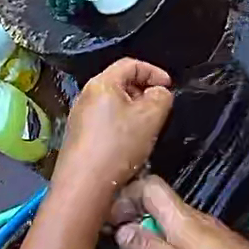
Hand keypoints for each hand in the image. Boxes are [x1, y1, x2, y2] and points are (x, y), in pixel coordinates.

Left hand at [52, 58, 173, 198]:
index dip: (154, 71)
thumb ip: (161, 97)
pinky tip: (129, 144)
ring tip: (147, 128)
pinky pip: (105, 121)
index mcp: (102, 83)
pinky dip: (121, 125)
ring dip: (134, 111)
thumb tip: (159, 92)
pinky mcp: (79, 137)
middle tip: (160, 108)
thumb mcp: (151, 117)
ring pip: (113, 104)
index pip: (131, 64)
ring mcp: (79, 117)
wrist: (84, 185)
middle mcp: (86, 96)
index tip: (169, 86)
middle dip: (144, 91)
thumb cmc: (118, 146)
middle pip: (120, 83)